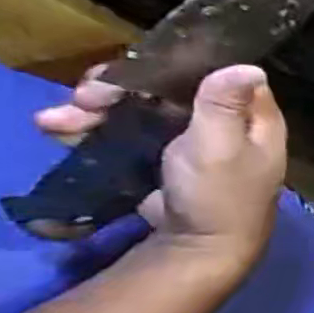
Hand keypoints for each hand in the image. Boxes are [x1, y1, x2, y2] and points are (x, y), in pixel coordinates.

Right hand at [35, 64, 286, 268]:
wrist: (197, 250)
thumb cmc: (217, 195)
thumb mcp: (222, 144)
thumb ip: (226, 104)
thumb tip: (251, 65)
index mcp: (255, 121)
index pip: (222, 73)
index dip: (179, 62)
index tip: (137, 64)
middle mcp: (230, 126)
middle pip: (173, 86)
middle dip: (122, 87)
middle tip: (85, 96)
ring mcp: (196, 141)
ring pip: (144, 106)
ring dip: (98, 107)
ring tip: (61, 119)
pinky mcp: (167, 157)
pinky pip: (131, 130)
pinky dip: (97, 128)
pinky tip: (58, 129)